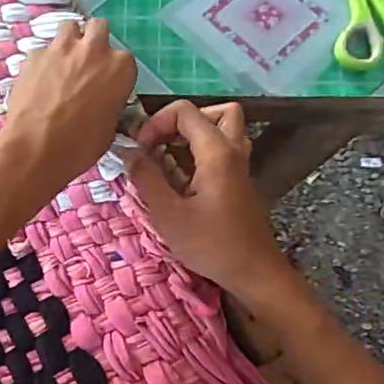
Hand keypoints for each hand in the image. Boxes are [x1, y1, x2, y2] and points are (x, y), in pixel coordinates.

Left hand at [0, 18, 135, 202]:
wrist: (36, 148)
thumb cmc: (80, 146)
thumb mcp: (109, 128)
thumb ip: (109, 103)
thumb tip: (102, 102)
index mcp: (120, 68)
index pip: (124, 59)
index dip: (114, 71)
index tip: (107, 85)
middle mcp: (93, 49)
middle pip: (99, 28)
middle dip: (94, 41)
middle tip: (87, 63)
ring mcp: (60, 48)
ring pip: (69, 28)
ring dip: (70, 42)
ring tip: (63, 64)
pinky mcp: (33, 55)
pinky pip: (42, 51)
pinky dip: (43, 62)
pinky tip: (38, 81)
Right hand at [126, 101, 296, 301]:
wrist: (255, 273)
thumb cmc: (211, 245)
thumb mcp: (169, 214)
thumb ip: (146, 178)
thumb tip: (128, 151)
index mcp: (216, 152)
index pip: (185, 111)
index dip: (156, 123)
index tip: (142, 151)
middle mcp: (233, 151)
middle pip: (214, 112)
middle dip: (180, 122)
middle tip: (161, 145)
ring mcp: (240, 166)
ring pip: (224, 129)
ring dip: (195, 135)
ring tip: (172, 158)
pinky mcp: (240, 182)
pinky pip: (224, 150)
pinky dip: (202, 152)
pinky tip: (184, 178)